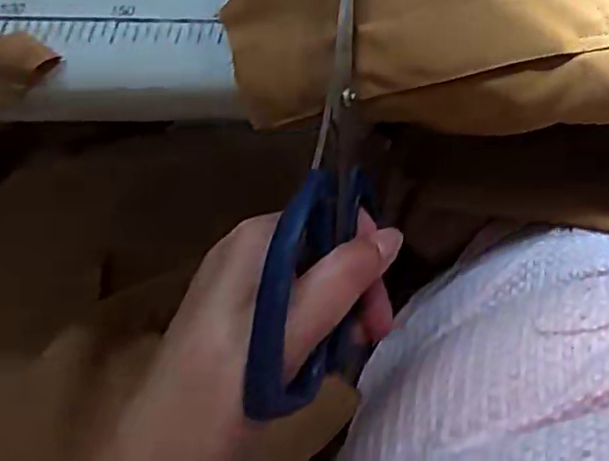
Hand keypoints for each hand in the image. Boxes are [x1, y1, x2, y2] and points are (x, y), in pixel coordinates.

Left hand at [101, 210, 402, 460]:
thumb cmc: (215, 395)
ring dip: (338, 314)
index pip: (332, 212)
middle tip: (370, 335)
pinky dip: (314, 329)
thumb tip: (392, 234)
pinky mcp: (235, 316)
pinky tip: (313, 362)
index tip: (378, 299)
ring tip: (339, 357)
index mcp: (256, 238)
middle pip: (326, 247)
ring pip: (315, 278)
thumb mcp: (287, 336)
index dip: (364, 247)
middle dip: (356, 288)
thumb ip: (342, 279)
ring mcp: (239, 283)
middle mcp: (249, 249)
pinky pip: (294, 304)